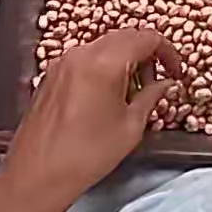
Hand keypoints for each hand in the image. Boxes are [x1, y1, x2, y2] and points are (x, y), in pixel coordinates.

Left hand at [5, 29, 181, 201]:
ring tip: (133, 92)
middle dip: (146, 54)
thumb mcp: (130, 127)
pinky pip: (85, 58)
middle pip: (125, 37)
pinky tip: (107, 95)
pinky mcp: (51, 75)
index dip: (167, 52)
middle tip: (156, 82)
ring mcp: (62, 62)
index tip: (175, 71)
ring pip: (104, 46)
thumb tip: (164, 84)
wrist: (35, 175)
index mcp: (105, 62)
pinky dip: (103, 66)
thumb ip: (151, 97)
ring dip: (125, 60)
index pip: (146, 38)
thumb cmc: (85, 155)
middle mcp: (81, 54)